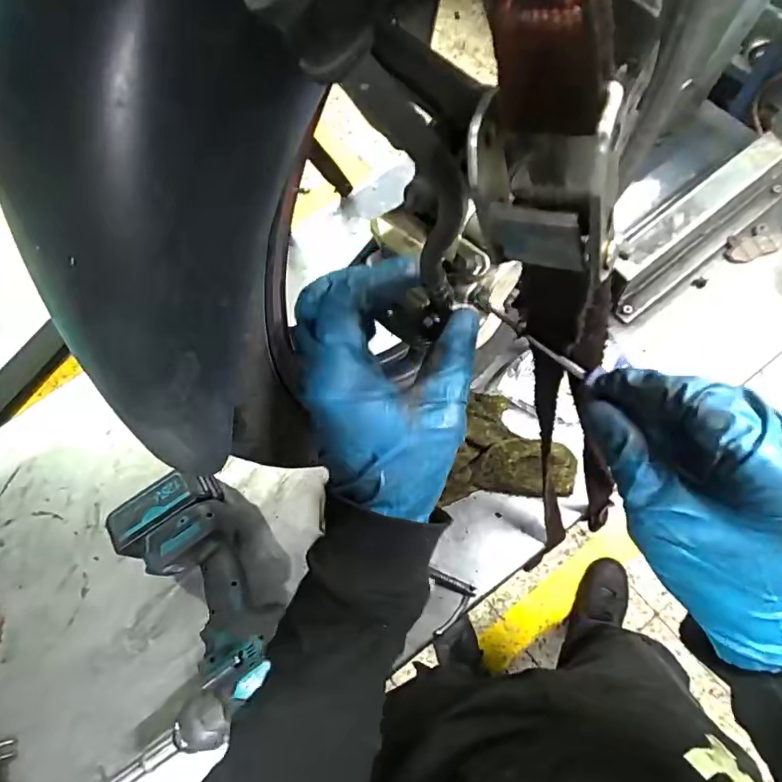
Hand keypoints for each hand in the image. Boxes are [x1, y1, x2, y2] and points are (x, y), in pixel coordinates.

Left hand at [294, 258, 478, 521]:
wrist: (382, 508)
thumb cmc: (410, 465)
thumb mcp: (440, 410)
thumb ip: (452, 356)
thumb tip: (463, 313)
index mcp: (340, 375)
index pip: (338, 301)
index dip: (374, 278)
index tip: (413, 273)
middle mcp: (319, 371)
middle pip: (318, 300)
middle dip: (357, 279)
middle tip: (400, 277)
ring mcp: (318, 377)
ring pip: (321, 314)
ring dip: (357, 296)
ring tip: (402, 292)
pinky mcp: (327, 384)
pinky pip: (332, 335)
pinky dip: (357, 317)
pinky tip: (394, 319)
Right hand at [579, 368, 781, 671]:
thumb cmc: (723, 588)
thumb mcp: (663, 523)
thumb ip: (631, 457)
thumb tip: (598, 407)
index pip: (706, 404)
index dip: (648, 387)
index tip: (604, 381)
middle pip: (721, 401)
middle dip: (660, 397)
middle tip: (609, 395)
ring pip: (732, 408)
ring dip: (678, 410)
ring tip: (630, 412)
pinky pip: (746, 425)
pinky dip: (702, 426)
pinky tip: (667, 430)